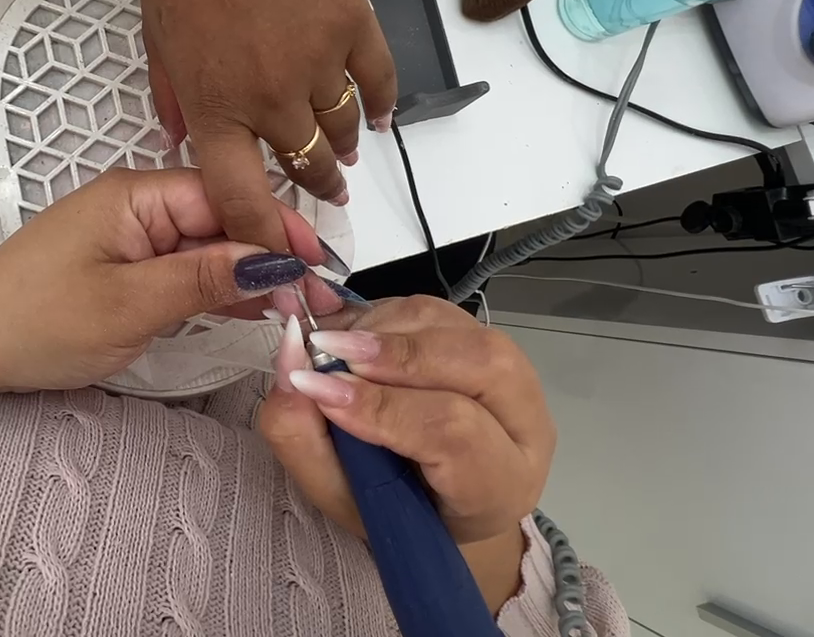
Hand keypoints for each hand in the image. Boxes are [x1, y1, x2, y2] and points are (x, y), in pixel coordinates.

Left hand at [0, 168, 347, 403]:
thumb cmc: (39, 320)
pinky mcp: (130, 261)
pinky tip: (257, 306)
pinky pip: (186, 266)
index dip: (275, 228)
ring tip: (301, 308)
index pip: (224, 196)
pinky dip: (218, 286)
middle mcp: (140, 203)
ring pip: (209, 245)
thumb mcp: (130, 304)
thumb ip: (204, 278)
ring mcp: (135, 233)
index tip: (319, 264)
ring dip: (251, 275)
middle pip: (222, 219)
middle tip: (319, 298)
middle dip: (271, 256)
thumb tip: (273, 262)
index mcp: (137, 194)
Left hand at [138, 0, 396, 252]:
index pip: (242, 200)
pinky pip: (381, 82)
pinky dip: (384, 105)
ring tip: (346, 156)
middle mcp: (270, 97)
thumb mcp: (157, 39)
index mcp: (213, 105)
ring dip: (346, 149)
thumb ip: (176, 99)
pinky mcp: (355, 24)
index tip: (279, 254)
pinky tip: (379, 117)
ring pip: (347, 129)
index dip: (263, 238)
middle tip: (322, 194)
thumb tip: (188, 139)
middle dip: (315, 188)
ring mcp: (319, 61)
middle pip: (307, 167)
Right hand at [257, 296, 555, 608]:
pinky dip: (380, 313)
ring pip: (452, 324)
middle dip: (394, 351)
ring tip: (329, 345)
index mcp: (499, 485)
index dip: (383, 407)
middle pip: (479, 363)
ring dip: (381, 326)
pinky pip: (431, 307)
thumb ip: (303, 437)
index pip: (455, 434)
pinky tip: (347, 337)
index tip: (315, 388)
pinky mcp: (478, 334)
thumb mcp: (336, 495)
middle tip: (325, 349)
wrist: (427, 493)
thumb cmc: (388, 505)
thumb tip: (288, 364)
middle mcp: (525, 424)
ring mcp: (510, 371)